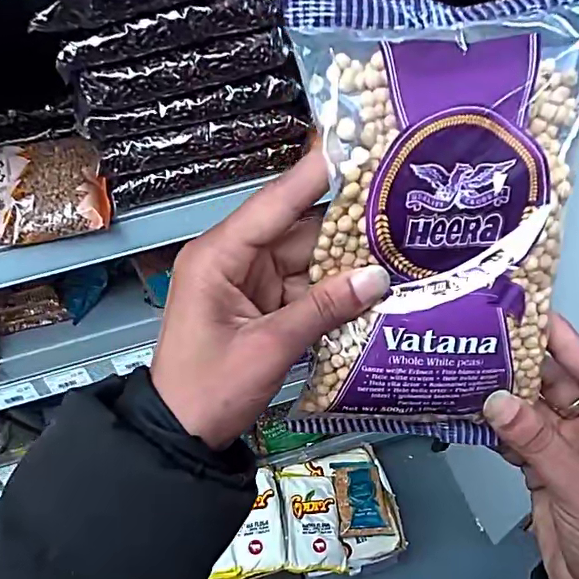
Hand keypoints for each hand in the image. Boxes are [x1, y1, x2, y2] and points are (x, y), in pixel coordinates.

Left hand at [151, 148, 389, 447]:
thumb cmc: (205, 391)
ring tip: (394, 253)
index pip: (274, 203)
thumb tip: (374, 279)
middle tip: (396, 213)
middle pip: (296, 231)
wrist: (182, 433)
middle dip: (345, 228)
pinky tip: (367, 292)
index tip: (355, 145)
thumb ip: (323, 309)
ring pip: (304, 261)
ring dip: (343, 265)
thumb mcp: (269, 348)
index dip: (317, 174)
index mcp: (217, 257)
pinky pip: (301, 289)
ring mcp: (246, 285)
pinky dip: (331, 294)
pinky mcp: (259, 307)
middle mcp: (231, 261)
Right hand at [482, 317, 578, 578]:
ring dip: (508, 396)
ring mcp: (574, 449)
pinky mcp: (549, 467)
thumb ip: (537, 442)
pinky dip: (501, 427)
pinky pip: (522, 436)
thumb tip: (494, 399)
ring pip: (537, 410)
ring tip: (471, 369)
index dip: (566, 343)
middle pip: (563, 386)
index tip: (534, 312)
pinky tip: (475, 411)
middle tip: (487, 338)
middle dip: (527, 366)